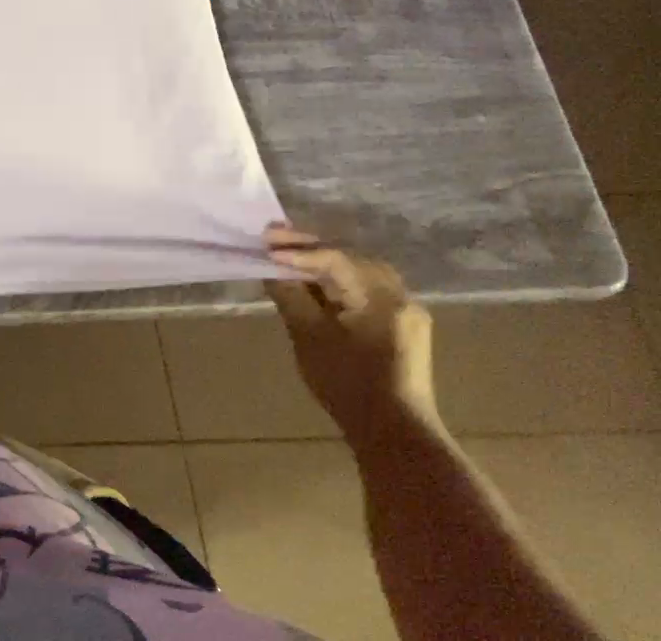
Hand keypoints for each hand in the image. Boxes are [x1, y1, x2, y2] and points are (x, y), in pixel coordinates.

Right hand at [265, 224, 440, 443]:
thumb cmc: (346, 381)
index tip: (264, 245)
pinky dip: (339, 281)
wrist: (394, 430)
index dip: (297, 250)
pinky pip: (367, 290)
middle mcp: (399, 296)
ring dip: (324, 262)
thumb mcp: (307, 335)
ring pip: (360, 272)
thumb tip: (271, 267)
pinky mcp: (403, 327)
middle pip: (351, 258)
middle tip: (273, 239)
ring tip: (290, 258)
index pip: (334, 258)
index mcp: (379, 297)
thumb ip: (289, 295)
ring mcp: (406, 312)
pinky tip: (318, 286)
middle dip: (311, 248)